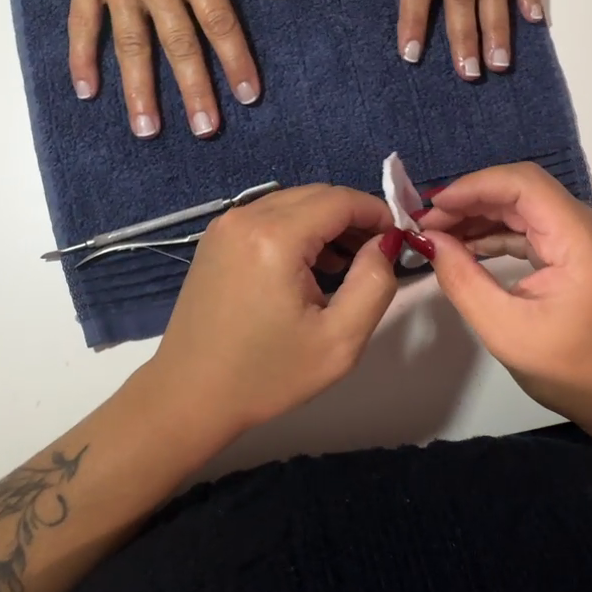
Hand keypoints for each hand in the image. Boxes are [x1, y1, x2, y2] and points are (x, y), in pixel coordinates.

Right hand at [56, 0, 289, 138]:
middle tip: (205, 128)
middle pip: (179, 45)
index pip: (220, 22)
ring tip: (148, 128)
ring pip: (131, 46)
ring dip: (140, 90)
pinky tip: (86, 91)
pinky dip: (81, 58)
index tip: (249, 95)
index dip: (237, 61)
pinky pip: (82, 26)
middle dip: (194, 90)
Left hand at [147, 185, 398, 430]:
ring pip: (293, 203)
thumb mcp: (339, 340)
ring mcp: (225, 225)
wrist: (189, 396)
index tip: (401, 239)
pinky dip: (297, 230)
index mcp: (275, 236)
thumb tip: (387, 242)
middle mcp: (246, 217)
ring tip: (348, 267)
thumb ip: (375, 282)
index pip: (341, 200)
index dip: (378, 213)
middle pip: (317, 196)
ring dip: (326, 224)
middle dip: (354, 218)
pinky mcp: (215, 239)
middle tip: (378, 256)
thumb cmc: (267, 375)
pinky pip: (269, 217)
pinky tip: (310, 268)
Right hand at [417, 163, 591, 444]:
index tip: (432, 207)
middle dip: (469, 201)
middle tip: (425, 223)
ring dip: (477, 215)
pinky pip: (527, 225)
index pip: (523, 185)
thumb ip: (463, 280)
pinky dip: (493, 231)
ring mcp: (581, 236)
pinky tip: (462, 246)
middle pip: (520, 190)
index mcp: (580, 239)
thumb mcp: (504, 329)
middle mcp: (586, 226)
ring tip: (435, 234)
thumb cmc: (569, 368)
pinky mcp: (572, 249)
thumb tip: (429, 240)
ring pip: (521, 205)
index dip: (474, 187)